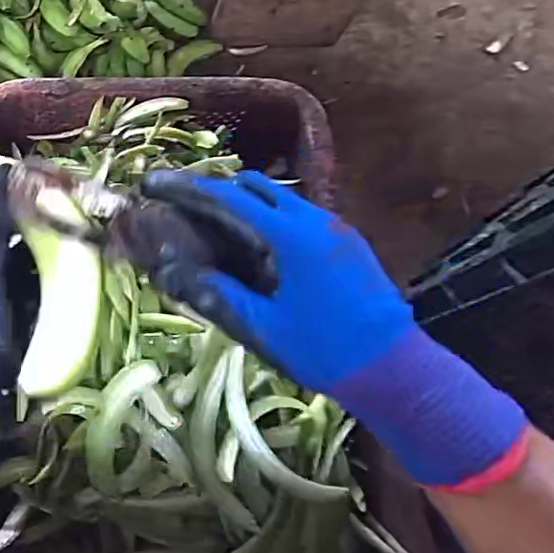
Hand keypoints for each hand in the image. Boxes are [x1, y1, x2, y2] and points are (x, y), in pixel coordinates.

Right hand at [139, 171, 529, 490]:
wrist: (394, 368)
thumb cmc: (324, 349)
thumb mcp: (264, 326)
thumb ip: (222, 294)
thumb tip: (179, 271)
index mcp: (294, 237)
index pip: (232, 198)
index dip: (191, 189)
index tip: (159, 184)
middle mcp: (318, 221)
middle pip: (259, 186)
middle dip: (218, 187)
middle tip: (184, 199)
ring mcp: (338, 229)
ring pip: (282, 197)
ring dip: (246, 200)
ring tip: (212, 217)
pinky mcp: (348, 242)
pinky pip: (300, 213)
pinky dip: (270, 214)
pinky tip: (255, 238)